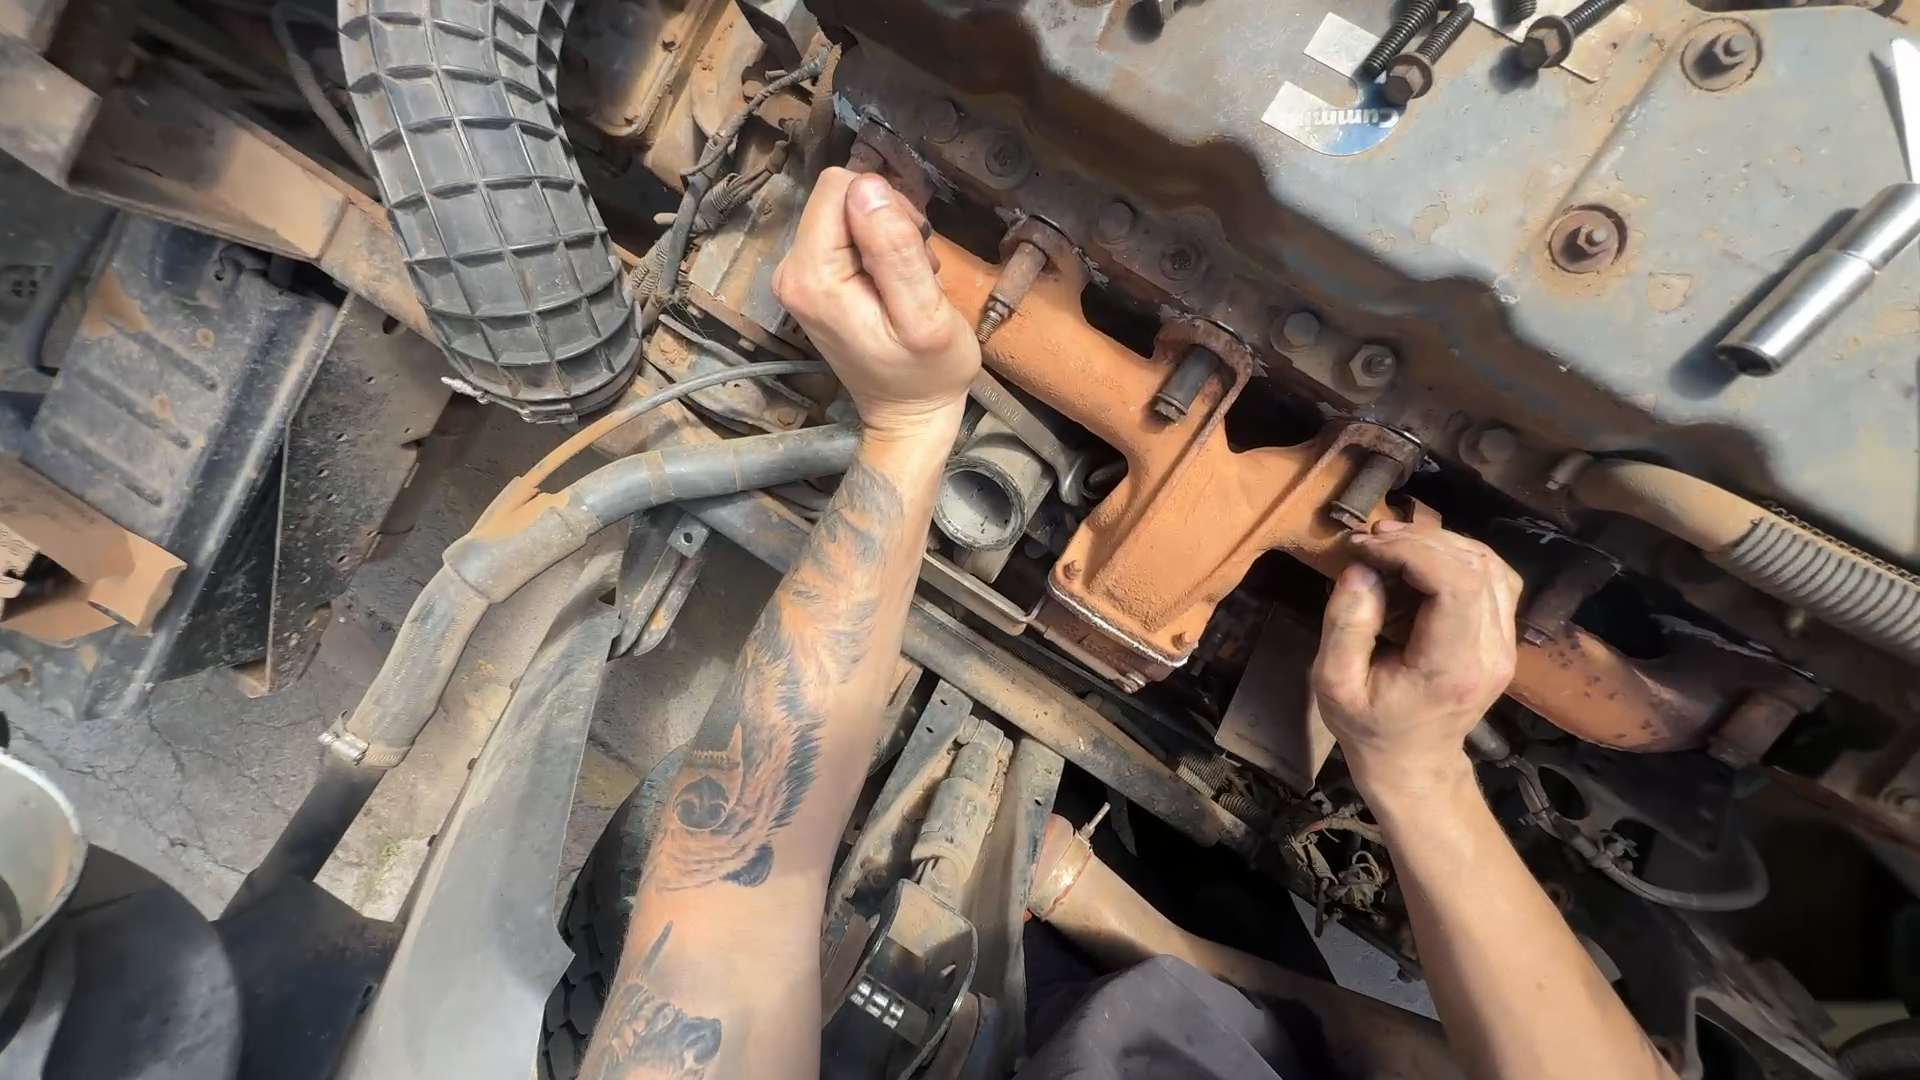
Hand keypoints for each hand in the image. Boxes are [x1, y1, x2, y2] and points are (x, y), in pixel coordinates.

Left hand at [772, 168, 980, 439]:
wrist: (909, 417)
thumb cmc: (926, 375)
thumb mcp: (925, 318)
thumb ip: (896, 253)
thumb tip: (867, 187)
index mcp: (811, 277)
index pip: (840, 188)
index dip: (887, 208)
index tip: (912, 251)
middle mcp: (791, 271)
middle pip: (840, 198)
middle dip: (887, 222)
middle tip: (915, 270)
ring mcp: (799, 278)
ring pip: (846, 215)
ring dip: (886, 238)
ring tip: (907, 284)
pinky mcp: (813, 284)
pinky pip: (845, 238)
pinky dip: (877, 253)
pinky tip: (894, 287)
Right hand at [1311, 521, 1522, 800]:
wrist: (1411, 761)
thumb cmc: (1366, 725)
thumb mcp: (1333, 682)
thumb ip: (1345, 625)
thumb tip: (1361, 568)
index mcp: (1450, 666)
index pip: (1455, 584)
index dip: (1410, 550)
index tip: (1364, 547)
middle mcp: (1490, 652)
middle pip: (1475, 567)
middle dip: (1419, 540)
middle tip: (1370, 540)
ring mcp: (1504, 644)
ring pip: (1491, 566)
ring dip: (1439, 543)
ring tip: (1391, 543)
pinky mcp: (1501, 637)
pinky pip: (1494, 579)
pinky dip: (1457, 557)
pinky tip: (1420, 558)